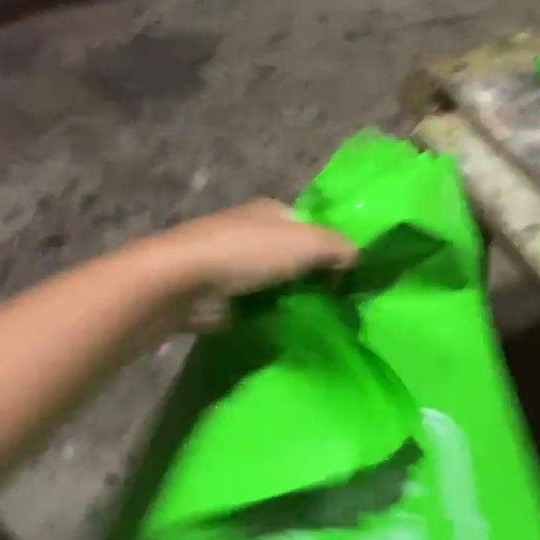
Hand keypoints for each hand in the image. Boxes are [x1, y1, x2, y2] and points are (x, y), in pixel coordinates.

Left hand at [143, 200, 357, 326]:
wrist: (182, 284)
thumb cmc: (247, 253)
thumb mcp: (307, 241)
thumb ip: (339, 247)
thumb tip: (356, 258)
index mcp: (272, 211)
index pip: (313, 226)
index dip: (332, 246)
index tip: (349, 273)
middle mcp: (254, 233)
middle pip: (297, 256)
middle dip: (316, 276)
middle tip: (340, 302)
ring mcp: (236, 266)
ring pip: (281, 283)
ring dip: (296, 300)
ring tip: (321, 319)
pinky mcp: (224, 296)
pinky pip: (261, 307)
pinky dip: (275, 316)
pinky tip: (293, 328)